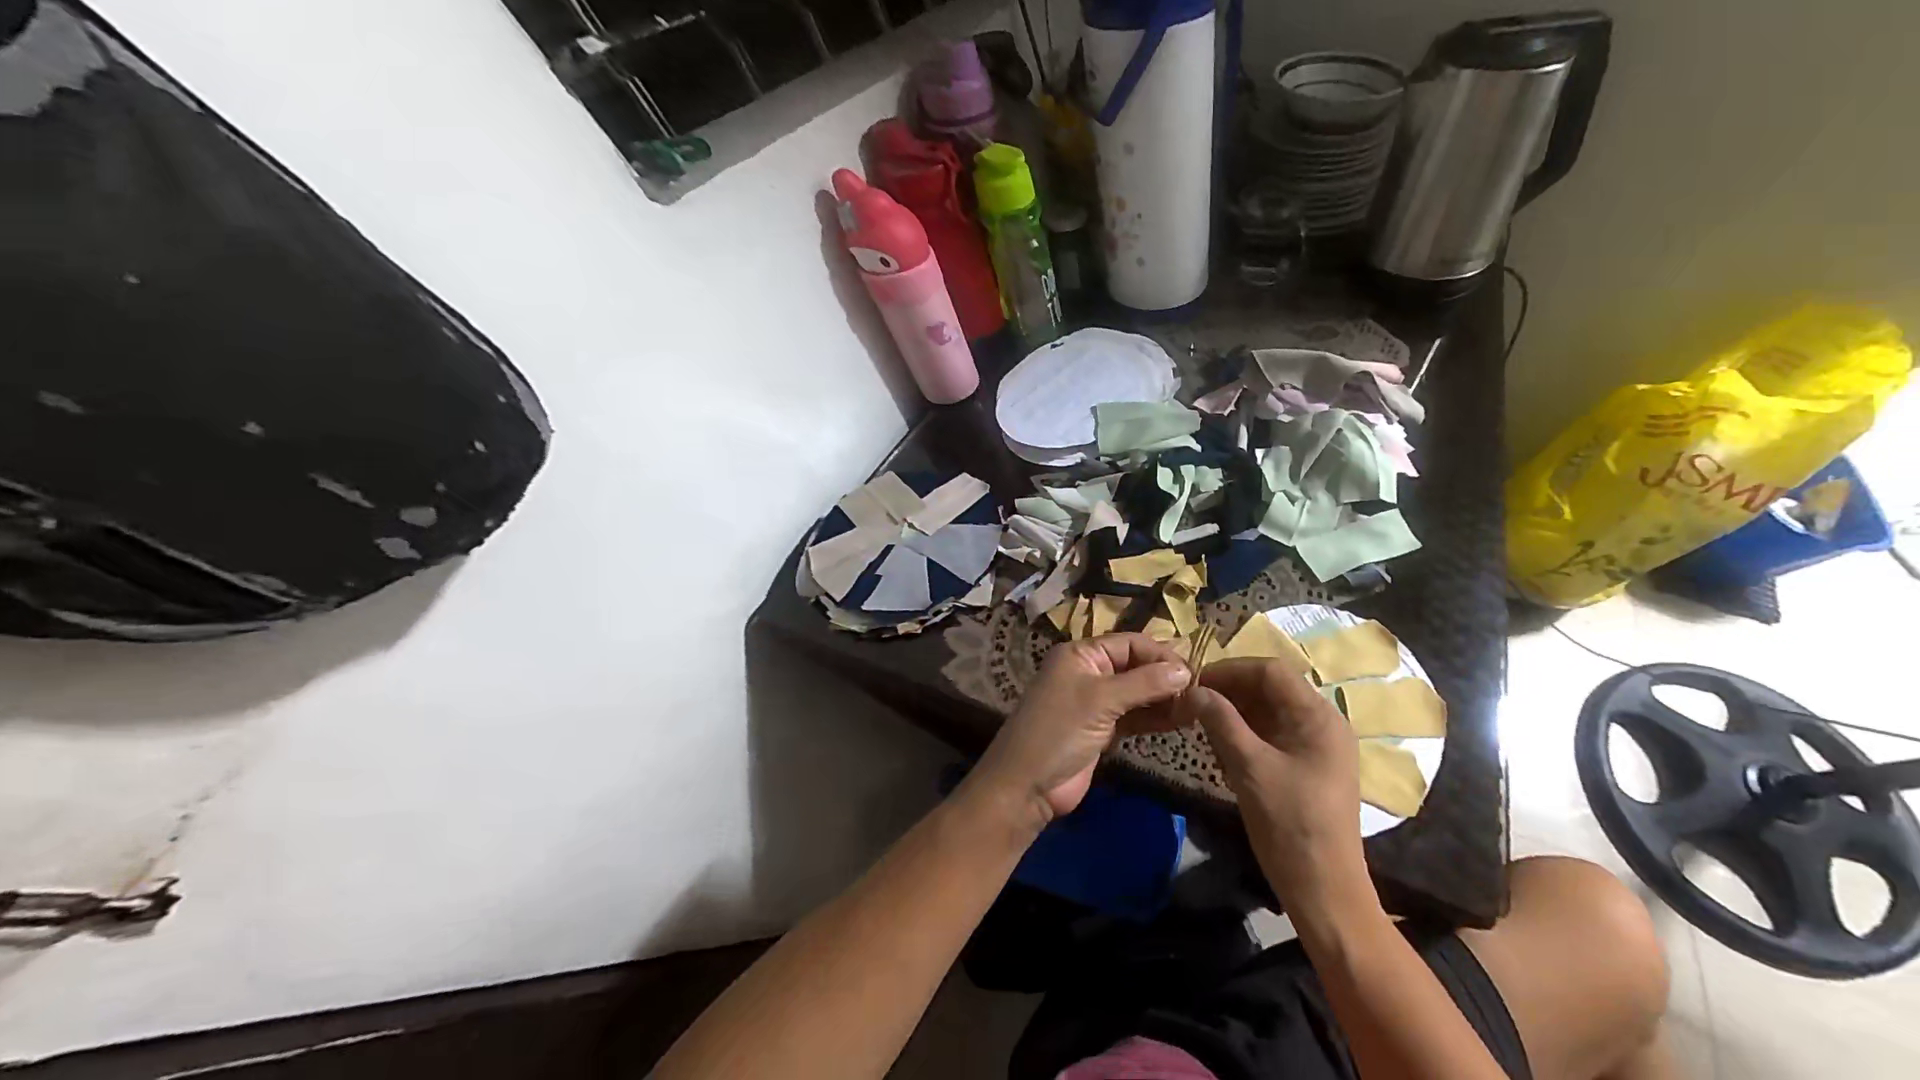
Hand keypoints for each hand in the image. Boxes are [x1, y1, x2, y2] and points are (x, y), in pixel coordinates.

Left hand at [970, 634, 1191, 825]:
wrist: (1027, 785)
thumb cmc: (1059, 731)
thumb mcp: (1101, 701)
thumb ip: (1144, 683)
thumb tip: (1185, 670)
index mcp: (1081, 655)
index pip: (1130, 643)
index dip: (1161, 655)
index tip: (1194, 673)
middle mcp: (1088, 672)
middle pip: (1136, 666)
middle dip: (1166, 677)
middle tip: (1201, 694)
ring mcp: (1094, 702)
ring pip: (1138, 692)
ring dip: (1165, 699)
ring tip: (1197, 709)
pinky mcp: (1101, 729)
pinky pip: (1134, 716)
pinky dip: (1155, 717)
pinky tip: (1182, 721)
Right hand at [1184, 659, 1372, 914]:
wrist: (1323, 888)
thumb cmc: (1289, 823)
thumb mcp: (1249, 767)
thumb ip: (1220, 721)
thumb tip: (1192, 690)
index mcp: (1318, 717)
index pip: (1270, 670)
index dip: (1229, 670)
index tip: (1193, 682)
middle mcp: (1322, 723)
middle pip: (1270, 688)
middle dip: (1228, 690)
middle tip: (1190, 702)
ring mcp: (1316, 746)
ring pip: (1268, 711)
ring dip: (1233, 711)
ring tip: (1199, 722)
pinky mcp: (1306, 766)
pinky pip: (1271, 734)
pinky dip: (1243, 732)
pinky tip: (1219, 746)